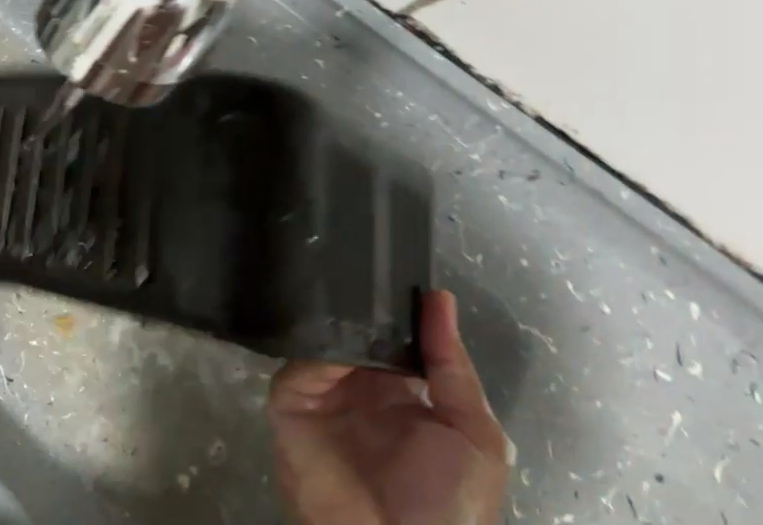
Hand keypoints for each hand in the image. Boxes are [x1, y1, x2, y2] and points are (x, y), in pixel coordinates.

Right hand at [268, 291, 511, 524]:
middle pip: (360, 332)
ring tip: (343, 278)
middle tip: (365, 264)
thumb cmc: (443, 498)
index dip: (403, 310)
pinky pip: (298, 357)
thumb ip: (454, 368)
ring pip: (327, 336)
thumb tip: (439, 297)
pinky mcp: (288, 396)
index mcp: (408, 397)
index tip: (400, 267)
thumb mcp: (474, 437)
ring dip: (336, 314)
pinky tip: (325, 320)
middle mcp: (363, 388)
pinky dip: (310, 338)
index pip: (400, 340)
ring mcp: (324, 391)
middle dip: (365, 304)